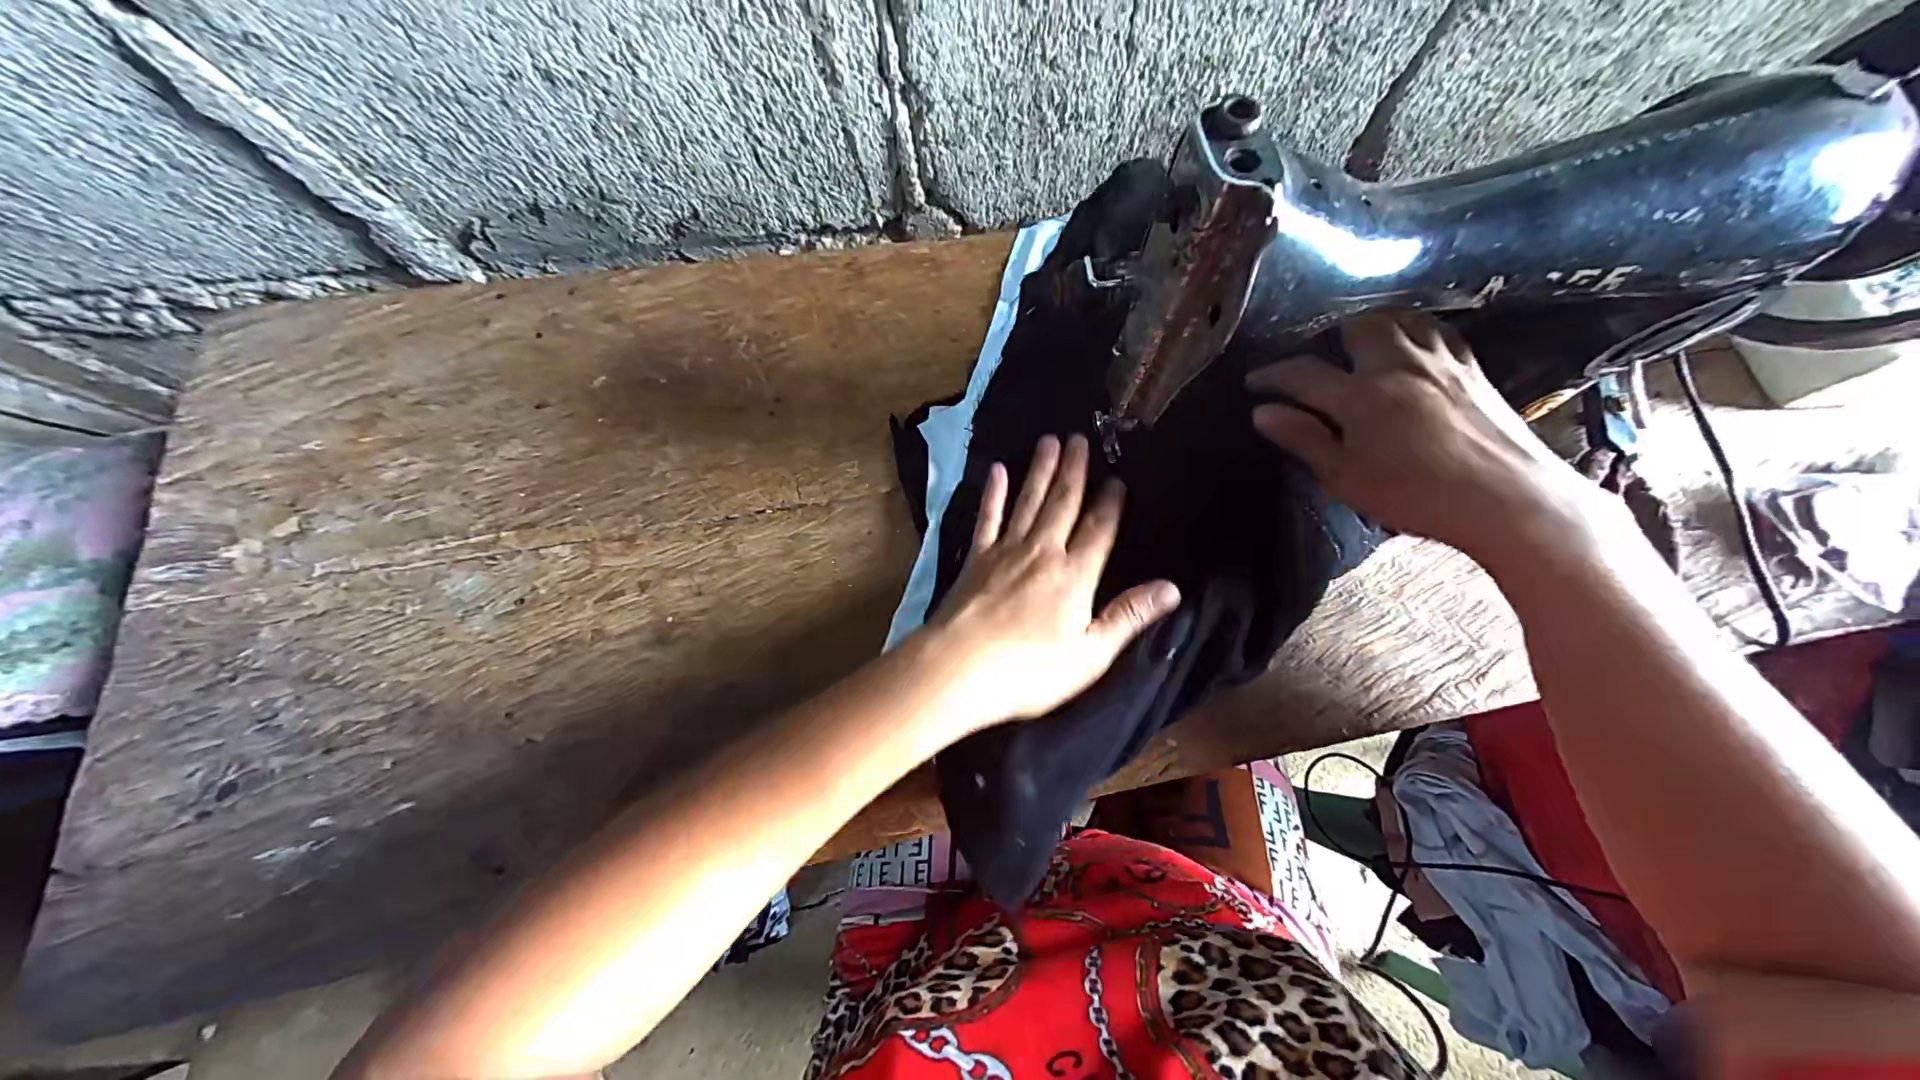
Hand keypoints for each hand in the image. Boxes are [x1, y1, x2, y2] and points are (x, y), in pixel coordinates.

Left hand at [919, 434, 1179, 731]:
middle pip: (1063, 504)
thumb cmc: (1029, 671)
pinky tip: (997, 471)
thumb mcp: (1090, 654)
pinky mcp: (974, 559)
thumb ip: (1128, 616)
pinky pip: (987, 518)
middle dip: (1074, 471)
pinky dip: (993, 494)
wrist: (957, 669)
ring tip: (1049, 440)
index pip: (1100, 531)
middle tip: (1080, 437)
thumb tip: (1172, 588)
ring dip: (1040, 471)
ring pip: (1028, 502)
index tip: (1117, 477)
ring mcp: (1005, 552)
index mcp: (1075, 576)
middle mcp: (1042, 553)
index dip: (1111, 503)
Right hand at [1245, 312, 1593, 562]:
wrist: (1508, 499)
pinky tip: (1412, 346)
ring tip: (1360, 342)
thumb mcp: (1345, 477)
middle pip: (1358, 328)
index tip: (1254, 382)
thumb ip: (1304, 440)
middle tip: (1317, 357)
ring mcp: (1440, 362)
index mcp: (1360, 396)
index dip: (1272, 375)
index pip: (1303, 373)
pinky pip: (1438, 332)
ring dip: (1374, 325)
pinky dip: (1415, 331)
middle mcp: (1398, 365)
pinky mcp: (1473, 368)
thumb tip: (1263, 413)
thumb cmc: (1415, 496)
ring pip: (1402, 321)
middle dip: (1329, 336)